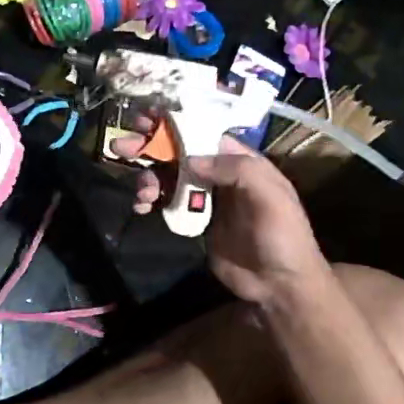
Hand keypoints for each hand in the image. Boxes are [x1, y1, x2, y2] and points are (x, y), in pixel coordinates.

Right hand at [117, 125, 329, 311]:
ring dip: (148, 178)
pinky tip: (141, 207)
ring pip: (167, 176)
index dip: (173, 124)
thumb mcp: (270, 196)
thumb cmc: (282, 237)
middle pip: (178, 152)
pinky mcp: (193, 220)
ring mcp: (204, 197)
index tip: (144, 118)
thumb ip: (235, 170)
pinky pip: (165, 202)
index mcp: (239, 161)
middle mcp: (219, 174)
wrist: (279, 285)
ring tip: (142, 193)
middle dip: (149, 146)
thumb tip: (190, 159)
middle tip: (120, 147)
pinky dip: (149, 200)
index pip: (201, 133)